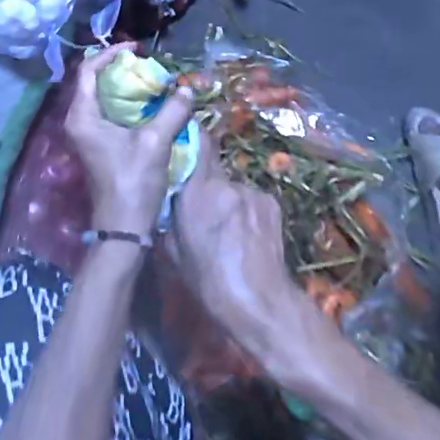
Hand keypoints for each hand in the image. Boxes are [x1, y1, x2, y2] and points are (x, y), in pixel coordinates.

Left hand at [64, 43, 194, 235]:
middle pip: (92, 81)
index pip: (88, 70)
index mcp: (82, 115)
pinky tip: (146, 103)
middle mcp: (77, 120)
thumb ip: (171, 112)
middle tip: (145, 63)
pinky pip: (106, 112)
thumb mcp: (155, 143)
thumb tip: (186, 89)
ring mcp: (85, 133)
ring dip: (122, 85)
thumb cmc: (133, 181)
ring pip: (100, 97)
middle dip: (118, 68)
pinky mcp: (95, 144)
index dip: (110, 54)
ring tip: (148, 79)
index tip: (135, 49)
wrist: (123, 227)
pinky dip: (124, 102)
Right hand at [171, 120, 309, 352]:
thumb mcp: (173, 249)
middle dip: (206, 181)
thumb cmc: (207, 280)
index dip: (191, 137)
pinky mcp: (271, 203)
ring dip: (227, 199)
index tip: (184, 138)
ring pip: (232, 187)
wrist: (258, 301)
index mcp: (196, 190)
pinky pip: (251, 199)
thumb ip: (170, 215)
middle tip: (203, 205)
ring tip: (228, 229)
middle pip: (212, 168)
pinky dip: (246, 210)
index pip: (197, 143)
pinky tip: (247, 235)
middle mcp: (224, 182)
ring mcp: (251, 191)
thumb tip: (168, 201)